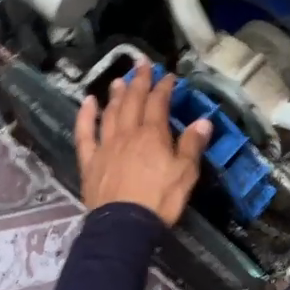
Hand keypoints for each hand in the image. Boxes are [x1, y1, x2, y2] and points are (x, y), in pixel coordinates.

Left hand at [74, 68, 211, 225]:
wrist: (125, 225)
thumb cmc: (160, 200)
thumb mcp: (185, 174)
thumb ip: (192, 145)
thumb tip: (203, 120)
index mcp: (152, 135)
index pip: (158, 104)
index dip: (164, 88)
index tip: (169, 76)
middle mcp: (127, 134)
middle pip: (133, 102)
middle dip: (139, 81)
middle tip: (142, 64)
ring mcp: (105, 146)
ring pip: (110, 113)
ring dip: (116, 94)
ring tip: (120, 80)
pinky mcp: (90, 161)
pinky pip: (85, 133)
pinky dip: (86, 115)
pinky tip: (88, 102)